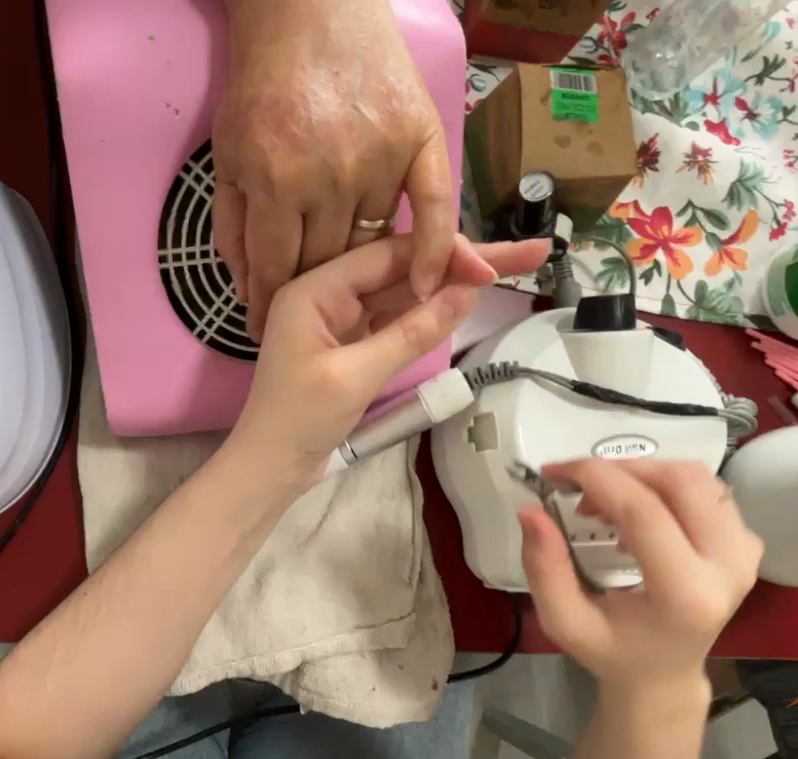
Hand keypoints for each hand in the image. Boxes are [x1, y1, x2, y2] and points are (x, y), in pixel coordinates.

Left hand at [214, 0, 453, 340]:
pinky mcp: (418, 138)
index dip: (267, 308)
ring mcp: (378, 158)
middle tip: (306, 311)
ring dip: (357, 270)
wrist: (309, 8)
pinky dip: (433, 250)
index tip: (265, 333)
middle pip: (323, 266)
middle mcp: (329, 177)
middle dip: (308, 292)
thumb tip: (247, 292)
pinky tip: (426, 284)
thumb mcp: (226, 159)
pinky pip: (433, 208)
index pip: (275, 271)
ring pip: (369, 243)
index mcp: (275, 182)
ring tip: (351, 291)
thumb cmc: (261, 87)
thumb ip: (232, 228)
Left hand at [224, 234, 550, 487]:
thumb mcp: (355, 376)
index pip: (389, 254)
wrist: (268, 467)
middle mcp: (326, 293)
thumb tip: (467, 293)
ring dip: (452, 285)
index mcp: (313, 289)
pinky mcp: (349, 344)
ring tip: (512, 271)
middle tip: (528, 253)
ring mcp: (339, 319)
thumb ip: (411, 332)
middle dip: (462, 262)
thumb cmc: (297, 421)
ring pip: (404, 292)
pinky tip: (465, 301)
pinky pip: (394, 318)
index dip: (444, 255)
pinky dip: (427, 313)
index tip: (491, 268)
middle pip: (403, 268)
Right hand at [518, 460, 762, 696]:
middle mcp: (728, 567)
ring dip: (642, 474)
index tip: (554, 472)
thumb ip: (544, 568)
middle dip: (621, 469)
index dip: (596, 479)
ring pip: (698, 478)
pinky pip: (708, 491)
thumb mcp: (564, 621)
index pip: (645, 512)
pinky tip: (635, 511)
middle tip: (578, 488)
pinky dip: (663, 486)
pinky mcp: (747, 542)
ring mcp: (746, 552)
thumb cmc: (611, 651)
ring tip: (604, 501)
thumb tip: (529, 510)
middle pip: (681, 482)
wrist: (663, 674)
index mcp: (685, 594)